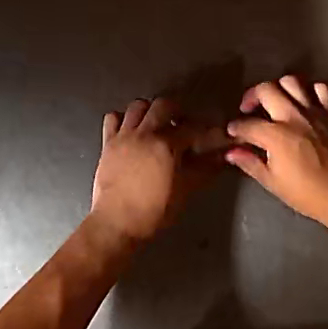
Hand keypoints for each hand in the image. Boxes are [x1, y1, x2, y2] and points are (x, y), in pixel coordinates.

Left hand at [88, 97, 210, 245]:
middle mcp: (145, 134)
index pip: (192, 128)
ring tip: (156, 122)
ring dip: (150, 110)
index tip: (211, 133)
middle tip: (182, 122)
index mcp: (167, 145)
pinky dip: (123, 118)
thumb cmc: (153, 211)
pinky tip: (131, 129)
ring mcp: (124, 136)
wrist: (117, 223)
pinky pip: (113, 118)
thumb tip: (220, 158)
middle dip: (177, 110)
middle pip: (164, 105)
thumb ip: (203, 170)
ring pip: (137, 106)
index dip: (205, 129)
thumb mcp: (184, 190)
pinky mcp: (107, 143)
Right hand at [226, 76, 327, 225]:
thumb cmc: (305, 192)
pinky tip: (302, 103)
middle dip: (251, 96)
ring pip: (291, 81)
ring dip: (278, 87)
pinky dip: (309, 90)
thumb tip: (231, 153)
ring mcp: (313, 111)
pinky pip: (320, 89)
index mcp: (275, 135)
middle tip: (248, 109)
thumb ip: (250, 162)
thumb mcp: (272, 181)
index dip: (235, 128)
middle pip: (266, 90)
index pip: (247, 124)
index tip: (232, 133)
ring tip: (274, 101)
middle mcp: (292, 116)